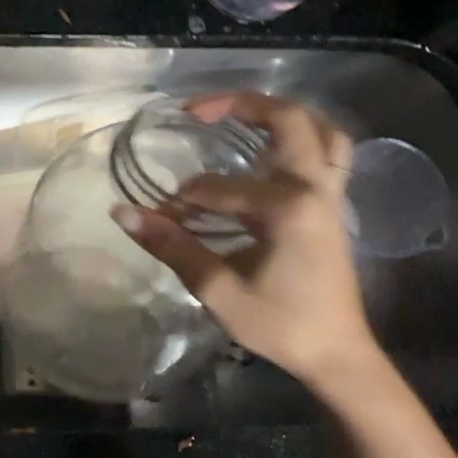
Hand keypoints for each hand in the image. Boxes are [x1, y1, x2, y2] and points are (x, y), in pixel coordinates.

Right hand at [111, 91, 378, 386]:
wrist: (334, 352)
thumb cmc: (278, 323)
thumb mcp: (217, 288)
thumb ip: (171, 246)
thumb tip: (122, 213)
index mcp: (288, 208)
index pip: (219, 187)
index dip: (182, 200)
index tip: (157, 217)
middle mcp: (316, 188)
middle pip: (289, 121)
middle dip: (240, 105)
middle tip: (195, 110)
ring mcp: (331, 195)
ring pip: (321, 130)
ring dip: (281, 115)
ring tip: (239, 118)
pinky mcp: (332, 206)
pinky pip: (327, 152)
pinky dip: (300, 139)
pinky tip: (268, 153)